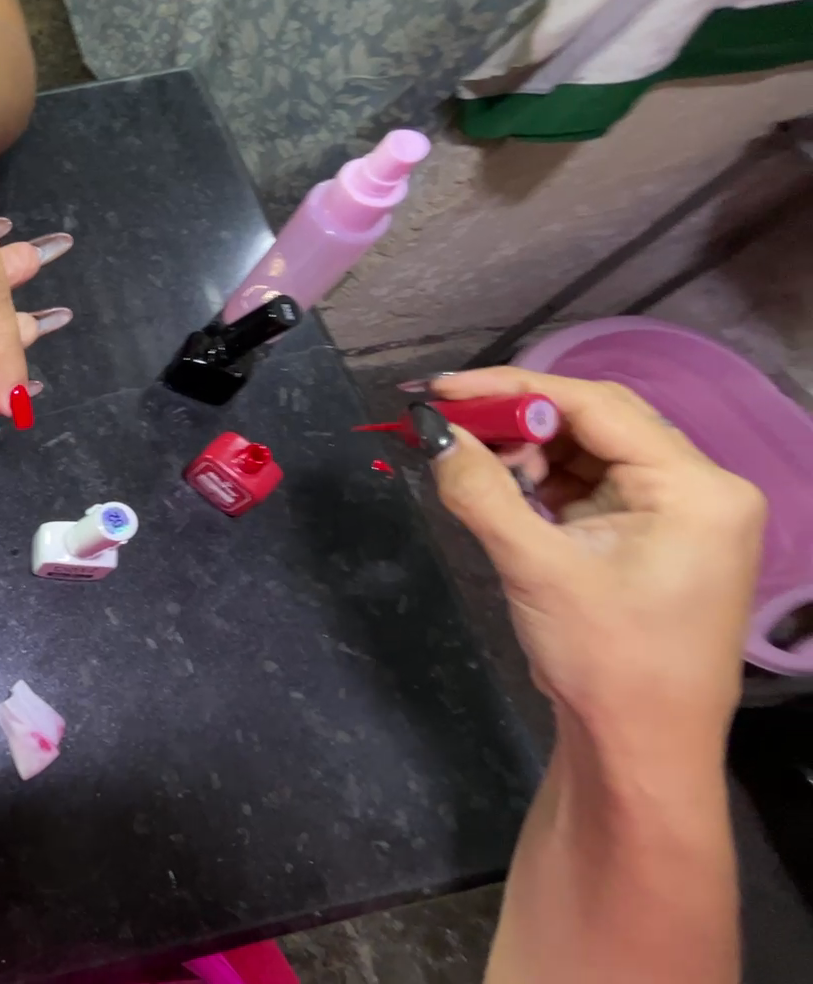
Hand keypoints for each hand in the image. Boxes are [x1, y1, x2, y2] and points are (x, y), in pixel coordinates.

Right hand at [419, 368, 765, 752]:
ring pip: (579, 451)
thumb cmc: (604, 652)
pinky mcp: (636, 533)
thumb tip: (430, 432)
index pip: (597, 405)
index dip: (513, 388)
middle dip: (512, 419)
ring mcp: (666, 511)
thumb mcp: (533, 565)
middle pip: (591, 421)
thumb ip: (480, 490)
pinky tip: (496, 493)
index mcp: (694, 487)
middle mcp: (691, 487)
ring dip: (518, 453)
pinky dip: (529, 482)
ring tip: (468, 470)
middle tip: (441, 426)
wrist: (637, 736)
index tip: (440, 390)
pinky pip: (575, 484)